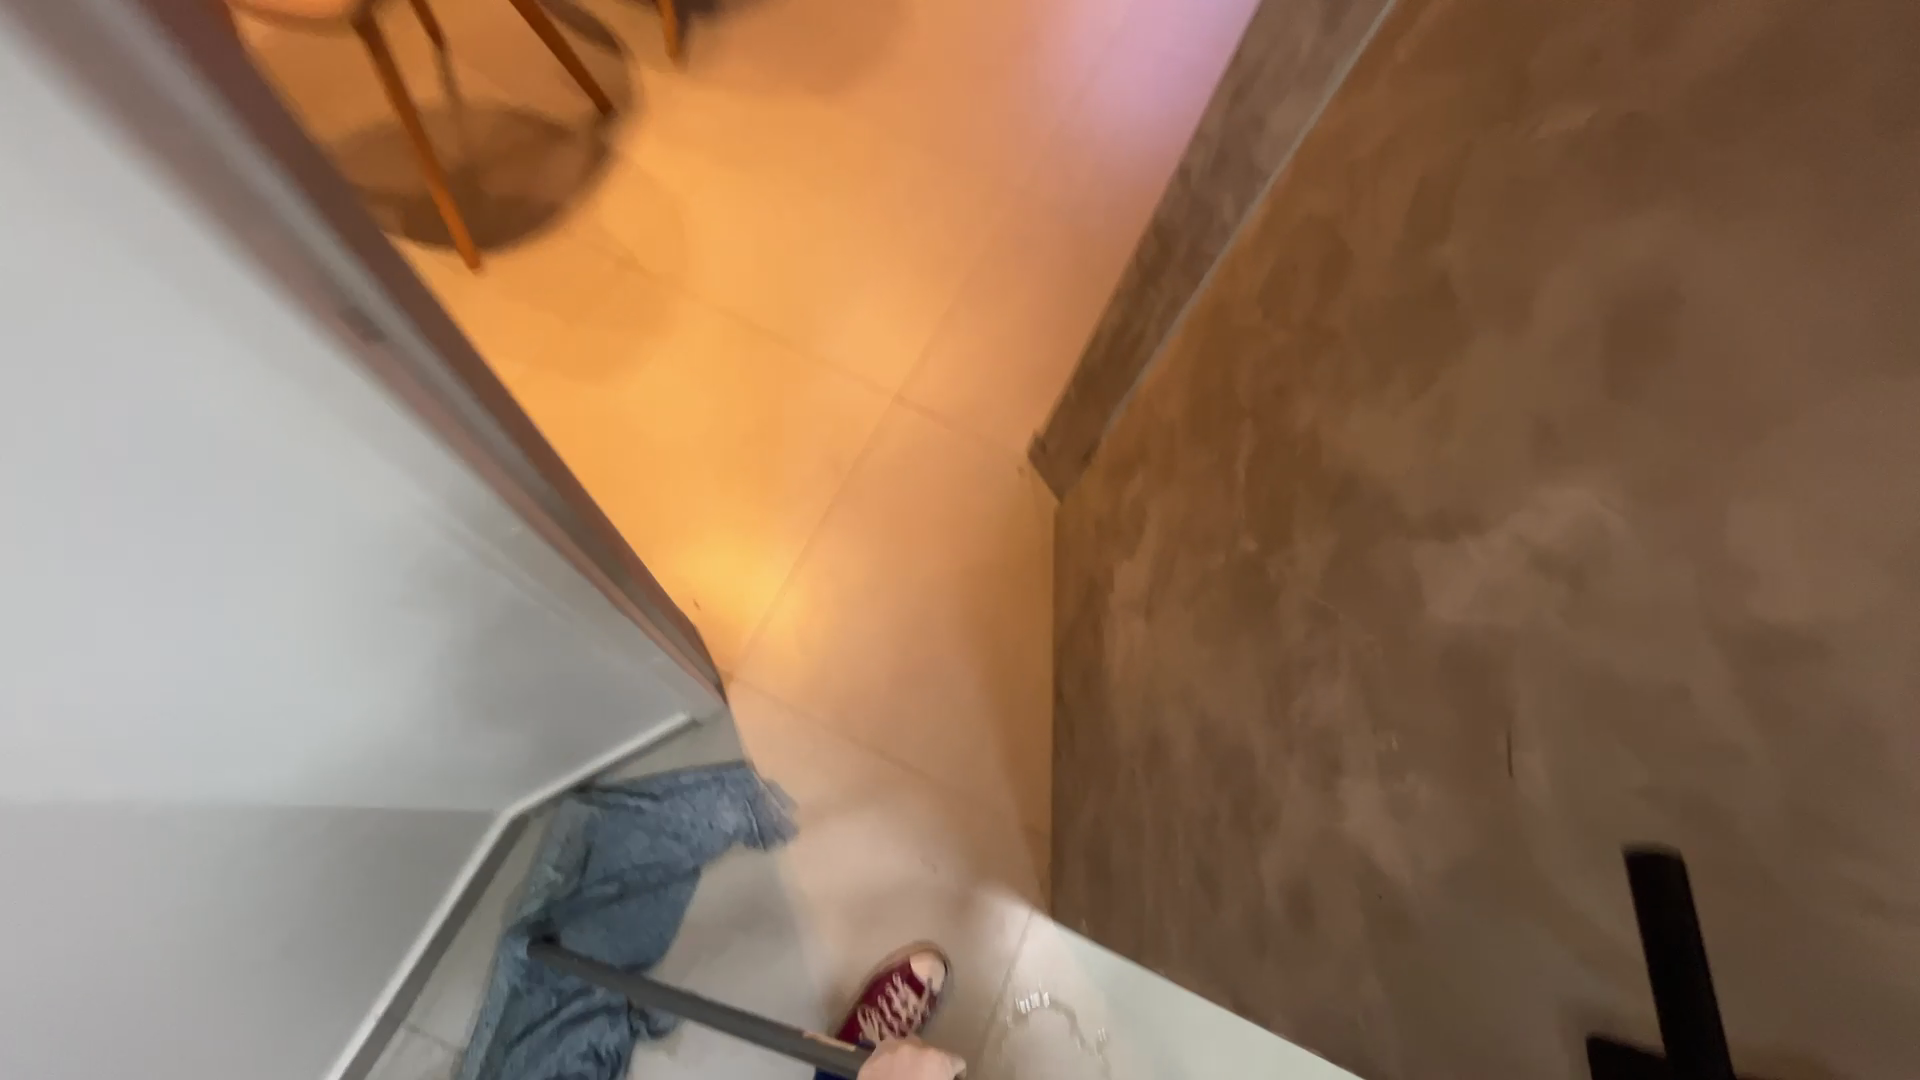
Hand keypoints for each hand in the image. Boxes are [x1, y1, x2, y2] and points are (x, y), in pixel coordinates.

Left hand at [856, 1036, 965, 1079]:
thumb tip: (941, 1079)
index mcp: (939, 1061)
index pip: (958, 1062)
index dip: (956, 1076)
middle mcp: (917, 1046)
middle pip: (932, 1053)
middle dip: (931, 1068)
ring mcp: (894, 1048)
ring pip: (908, 1050)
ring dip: (911, 1063)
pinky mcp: (875, 1056)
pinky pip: (888, 1054)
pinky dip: (891, 1065)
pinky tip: (889, 1079)